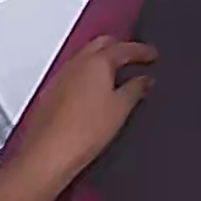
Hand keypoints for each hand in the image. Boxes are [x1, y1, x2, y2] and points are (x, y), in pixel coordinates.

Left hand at [13, 36, 157, 187]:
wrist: (48, 156)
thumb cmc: (81, 132)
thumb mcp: (121, 108)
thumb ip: (136, 89)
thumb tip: (144, 80)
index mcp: (97, 62)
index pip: (125, 48)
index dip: (142, 50)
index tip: (152, 55)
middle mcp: (77, 64)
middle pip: (102, 44)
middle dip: (120, 47)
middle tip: (134, 57)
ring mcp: (61, 77)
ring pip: (85, 57)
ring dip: (102, 60)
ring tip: (117, 75)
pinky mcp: (51, 93)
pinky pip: (74, 74)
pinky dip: (88, 76)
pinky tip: (94, 93)